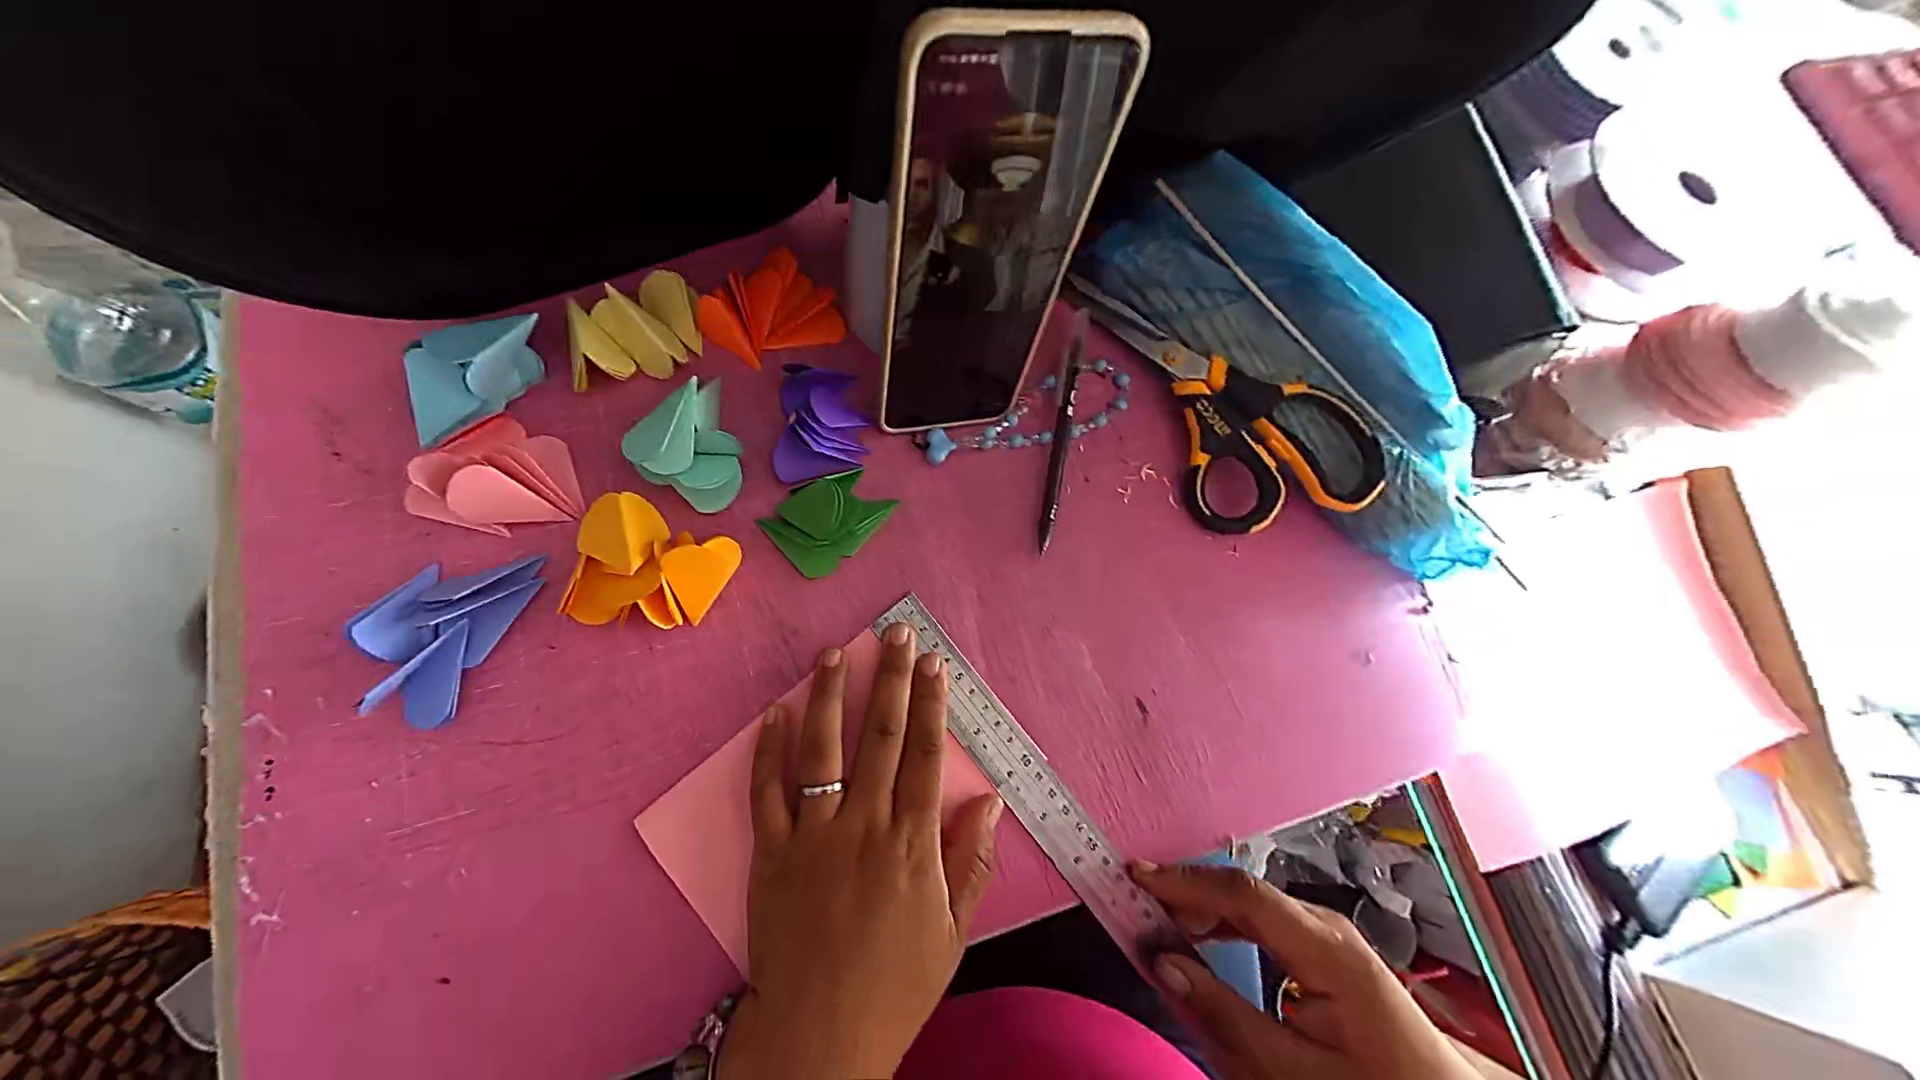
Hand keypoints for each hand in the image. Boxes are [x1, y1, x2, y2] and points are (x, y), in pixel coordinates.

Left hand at [719, 623, 1003, 1079]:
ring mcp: (813, 837)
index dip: (932, 704)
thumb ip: (972, 861)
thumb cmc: (895, 985)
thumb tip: (990, 799)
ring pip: (823, 751)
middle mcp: (865, 827)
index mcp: (913, 844)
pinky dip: (770, 750)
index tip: (934, 663)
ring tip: (837, 653)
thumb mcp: (952, 932)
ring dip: (830, 697)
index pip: (926, 755)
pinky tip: (776, 712)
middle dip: (892, 679)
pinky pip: (768, 792)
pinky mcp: (770, 854)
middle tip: (896, 634)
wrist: (818, 1037)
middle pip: (881, 737)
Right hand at [1134, 862, 1480, 1079]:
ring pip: (1248, 900)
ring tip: (1157, 918)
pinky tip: (1198, 933)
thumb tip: (1163, 959)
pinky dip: (1221, 919)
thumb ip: (1223, 1015)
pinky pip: (1261, 917)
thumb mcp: (1293, 1074)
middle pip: (1242, 891)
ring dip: (1199, 905)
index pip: (1243, 896)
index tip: (1136, 876)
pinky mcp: (1322, 943)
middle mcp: (1325, 926)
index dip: (1184, 882)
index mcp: (1328, 952)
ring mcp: (1326, 931)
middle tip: (1134, 902)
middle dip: (1184, 891)